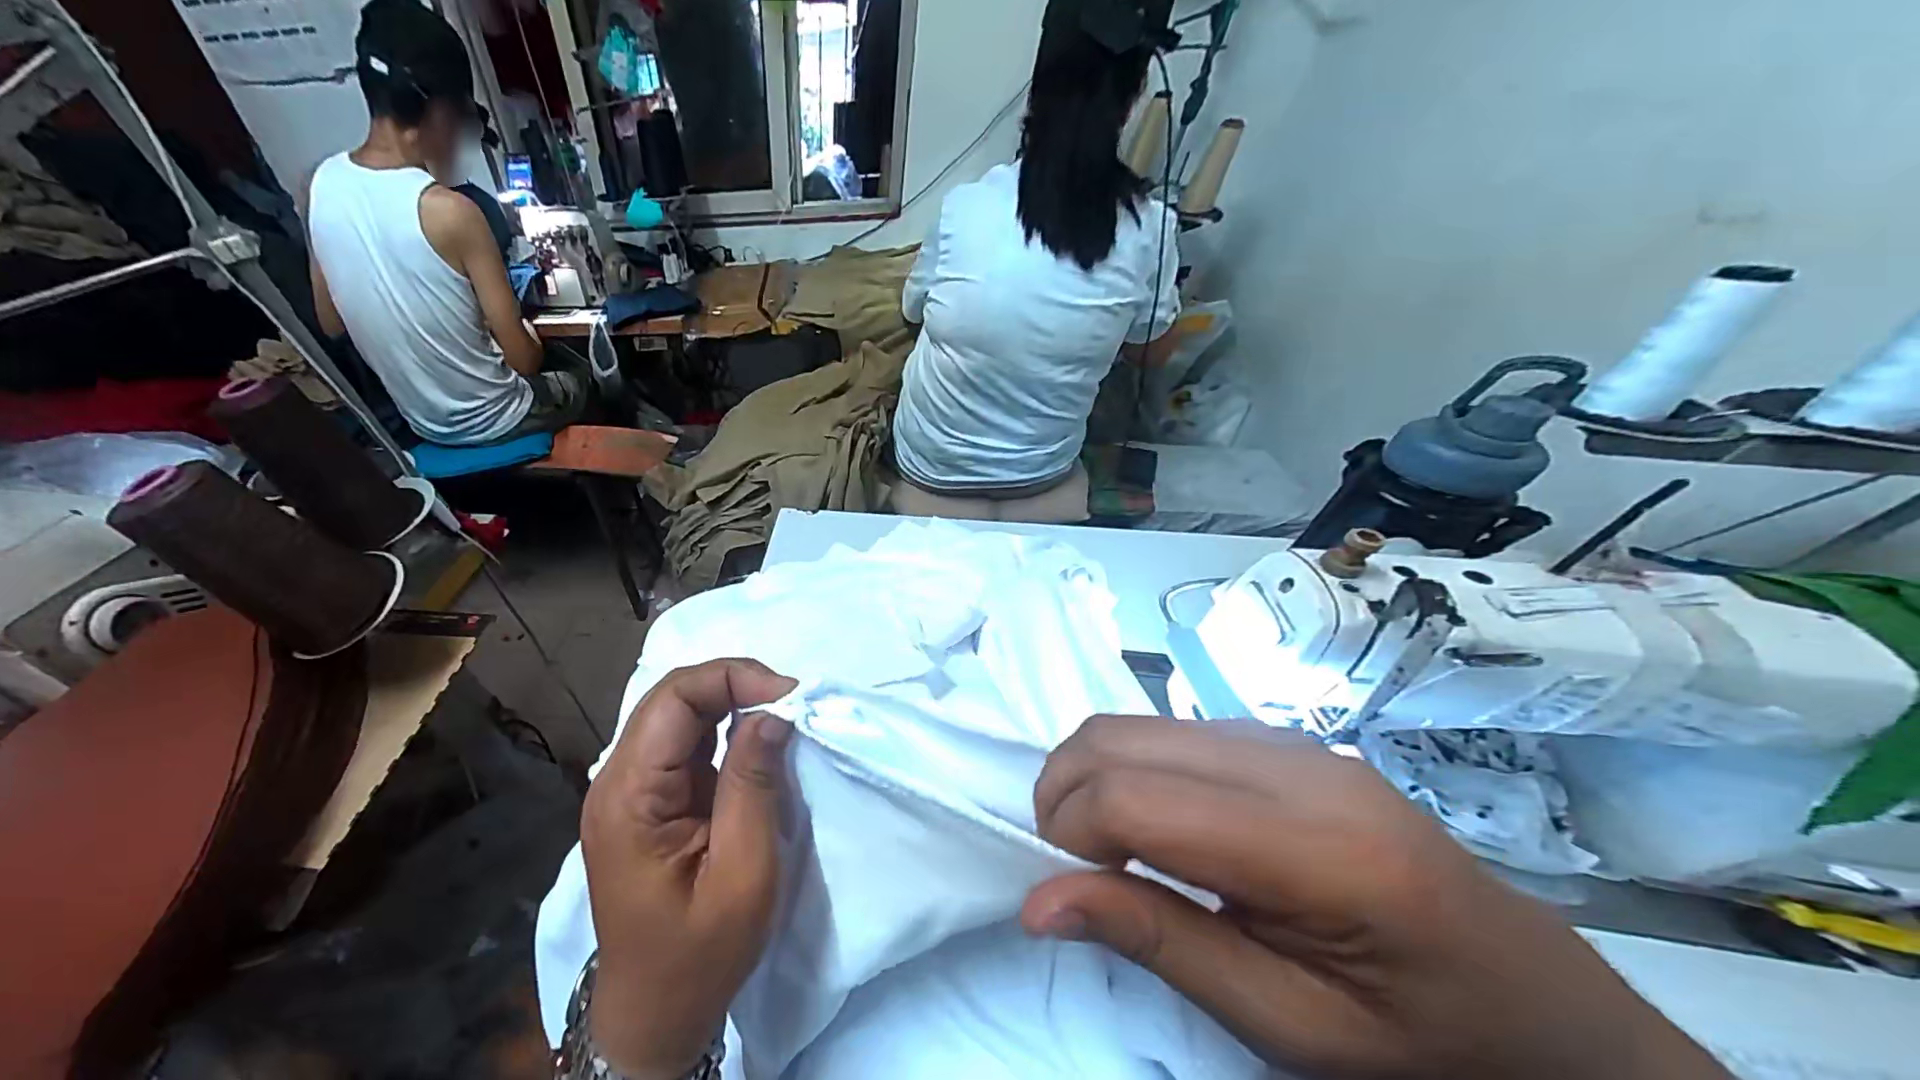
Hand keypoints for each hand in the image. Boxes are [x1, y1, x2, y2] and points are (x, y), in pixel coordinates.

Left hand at [581, 660, 796, 1078]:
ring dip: (733, 702)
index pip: (673, 698)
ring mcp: (631, 789)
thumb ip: (753, 784)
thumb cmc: (700, 953)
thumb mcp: (743, 873)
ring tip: (783, 714)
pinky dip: (727, 729)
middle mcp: (618, 781)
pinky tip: (758, 739)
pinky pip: (687, 743)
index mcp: (628, 796)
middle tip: (792, 701)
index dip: (732, 677)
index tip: (789, 695)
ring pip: (680, 714)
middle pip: (672, 697)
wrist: (655, 1014)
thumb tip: (773, 712)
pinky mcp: (650, 800)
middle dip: (735, 683)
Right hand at [1021, 716, 1729, 1079]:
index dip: (1069, 835)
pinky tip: (1158, 827)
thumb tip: (1039, 901)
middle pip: (1121, 738)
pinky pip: (1174, 732)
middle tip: (1071, 869)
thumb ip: (1160, 944)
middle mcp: (1298, 765)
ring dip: (1091, 777)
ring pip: (1138, 723)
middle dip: (1062, 793)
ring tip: (1107, 851)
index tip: (1062, 890)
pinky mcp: (1288, 739)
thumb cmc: (1421, 1038)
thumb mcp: (1290, 1027)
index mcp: (1316, 848)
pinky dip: (1133, 768)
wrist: (1537, 998)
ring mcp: (1295, 741)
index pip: (1138, 800)